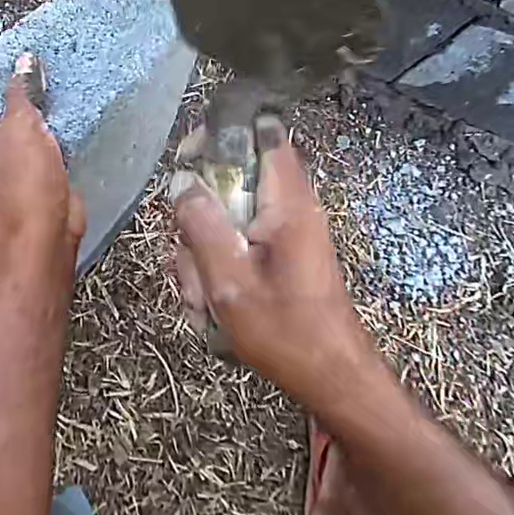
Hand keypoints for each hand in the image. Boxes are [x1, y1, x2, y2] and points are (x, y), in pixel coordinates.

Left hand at [0, 53, 86, 262]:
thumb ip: (21, 89)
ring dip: (30, 100)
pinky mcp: (37, 167)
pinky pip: (40, 136)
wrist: (44, 229)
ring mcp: (11, 156)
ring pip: (16, 119)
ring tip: (48, 73)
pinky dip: (49, 120)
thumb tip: (24, 60)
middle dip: (3, 79)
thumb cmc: (23, 178)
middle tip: (25, 57)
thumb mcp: (20, 124)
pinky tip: (65, 105)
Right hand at [174, 115, 379, 404]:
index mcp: (287, 203)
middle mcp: (290, 210)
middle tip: (189, 259)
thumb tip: (182, 181)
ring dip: (204, 254)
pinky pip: (238, 246)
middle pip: (233, 183)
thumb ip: (202, 226)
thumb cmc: (284, 331)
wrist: (331, 378)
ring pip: (229, 220)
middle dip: (199, 216)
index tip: (186, 158)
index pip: (263, 135)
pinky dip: (219, 270)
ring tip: (203, 298)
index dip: (222, 135)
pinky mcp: (280, 257)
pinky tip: (213, 305)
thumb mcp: (230, 281)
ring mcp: (286, 235)